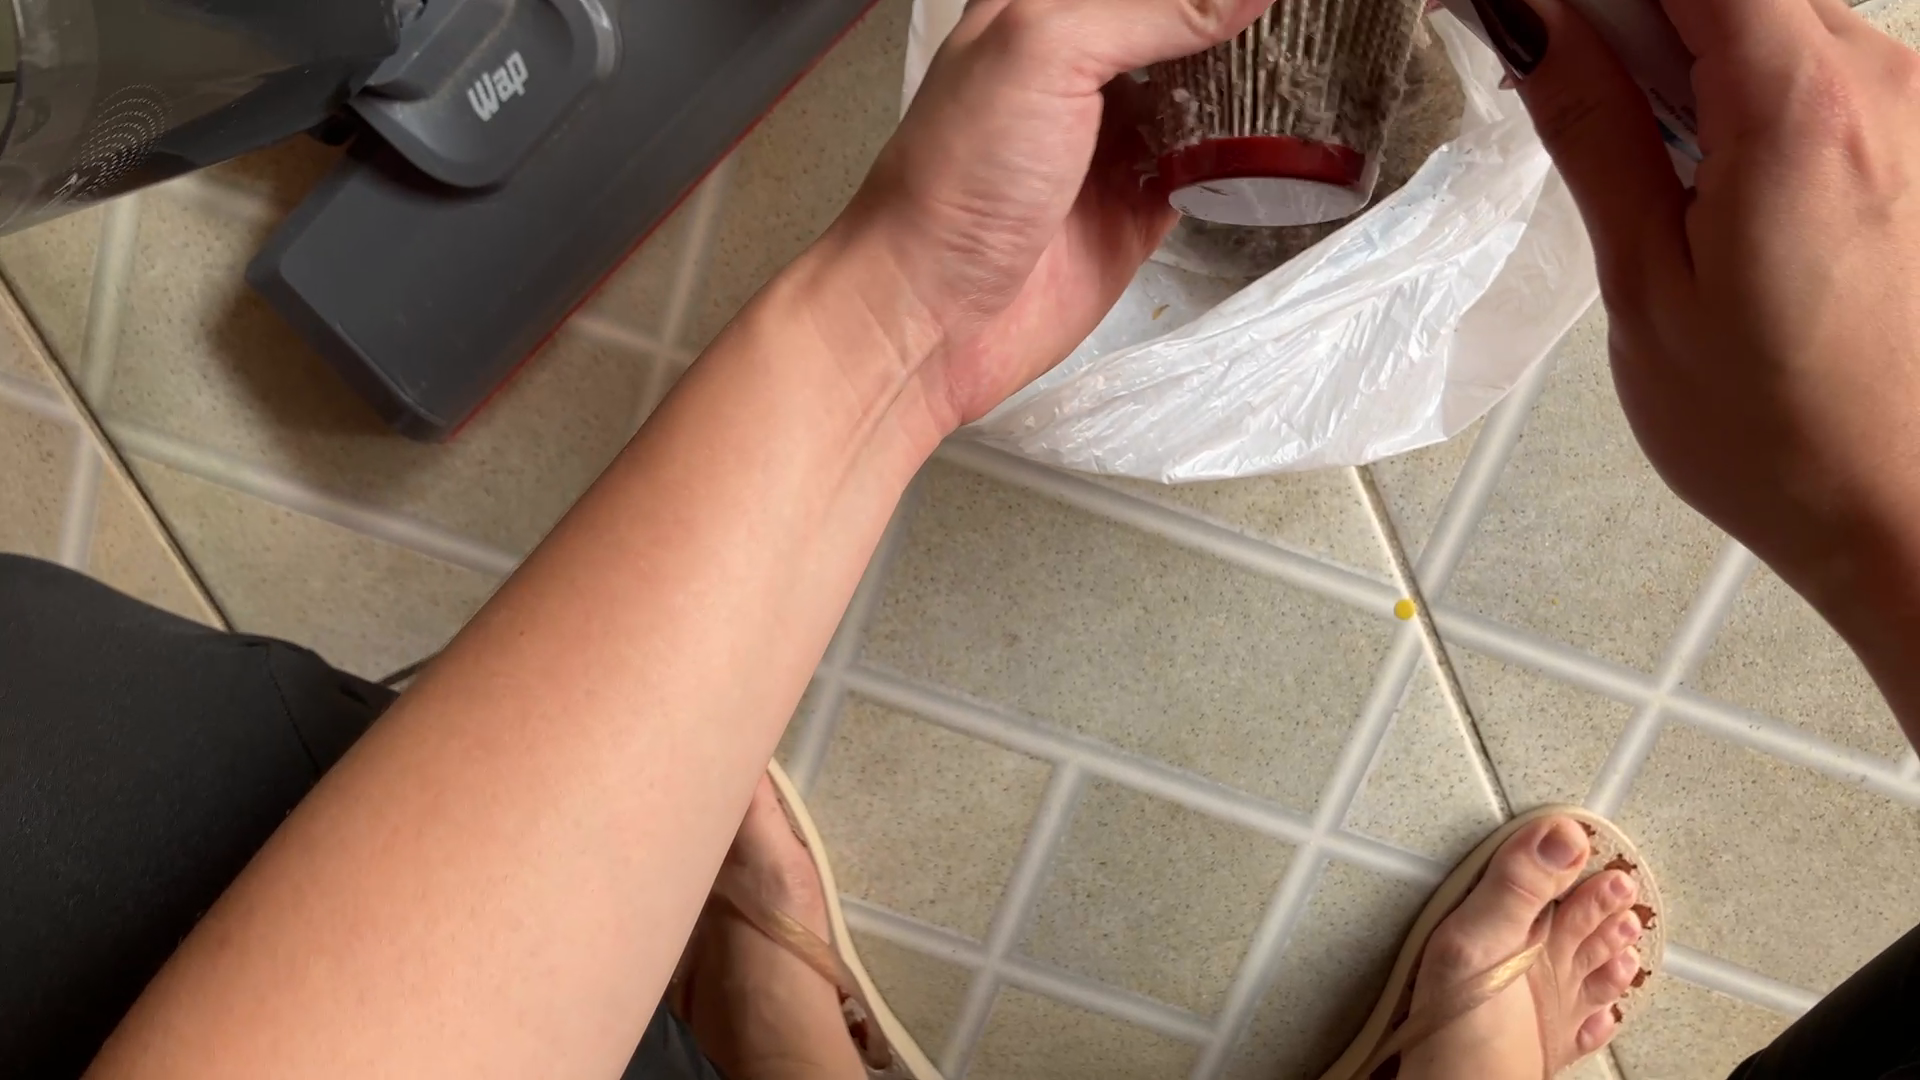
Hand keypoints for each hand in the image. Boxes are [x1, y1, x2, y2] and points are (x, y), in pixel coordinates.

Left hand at [833, 0, 1267, 430]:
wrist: (936, 313)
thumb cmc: (959, 180)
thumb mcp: (1042, 52)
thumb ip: (1149, 7)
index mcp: (1042, 8)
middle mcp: (1080, 71)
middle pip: (1177, 22)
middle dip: (1235, 19)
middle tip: (1310, 18)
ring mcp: (1110, 146)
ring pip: (1202, 91)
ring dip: (1253, 78)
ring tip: (1321, 57)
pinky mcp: (1133, 213)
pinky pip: (1203, 170)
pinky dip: (1243, 154)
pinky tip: (1288, 135)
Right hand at [1512, 0, 1919, 618]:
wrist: (1903, 501)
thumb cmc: (1761, 418)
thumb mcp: (1643, 282)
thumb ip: (1601, 146)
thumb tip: (1546, 40)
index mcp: (1804, 116)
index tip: (1517, 4)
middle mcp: (1893, 82)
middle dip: (1615, 9)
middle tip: (1528, 47)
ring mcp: (1917, 108)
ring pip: (1771, 21)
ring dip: (1663, 41)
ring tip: (1586, 101)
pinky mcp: (1918, 142)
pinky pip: (1806, 68)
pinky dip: (1717, 79)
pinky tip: (1666, 143)